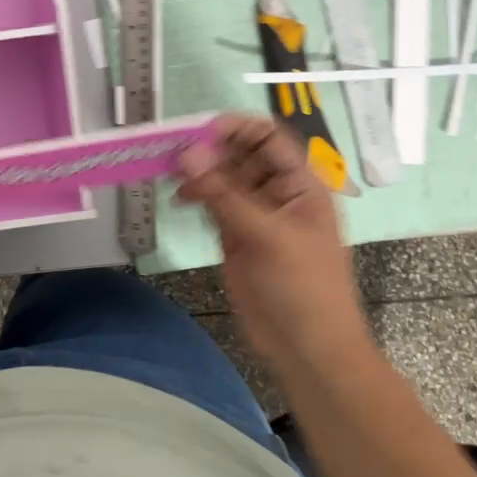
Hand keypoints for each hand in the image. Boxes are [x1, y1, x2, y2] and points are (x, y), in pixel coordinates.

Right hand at [174, 113, 370, 372]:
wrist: (307, 347)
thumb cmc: (303, 287)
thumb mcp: (268, 235)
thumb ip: (224, 193)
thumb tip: (186, 153)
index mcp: (301, 184)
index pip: (268, 138)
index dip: (236, 128)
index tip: (198, 130)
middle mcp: (277, 192)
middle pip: (240, 154)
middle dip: (209, 148)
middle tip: (173, 151)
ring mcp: (254, 214)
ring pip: (222, 177)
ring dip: (197, 170)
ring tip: (169, 171)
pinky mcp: (234, 235)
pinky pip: (212, 202)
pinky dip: (194, 194)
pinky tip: (177, 197)